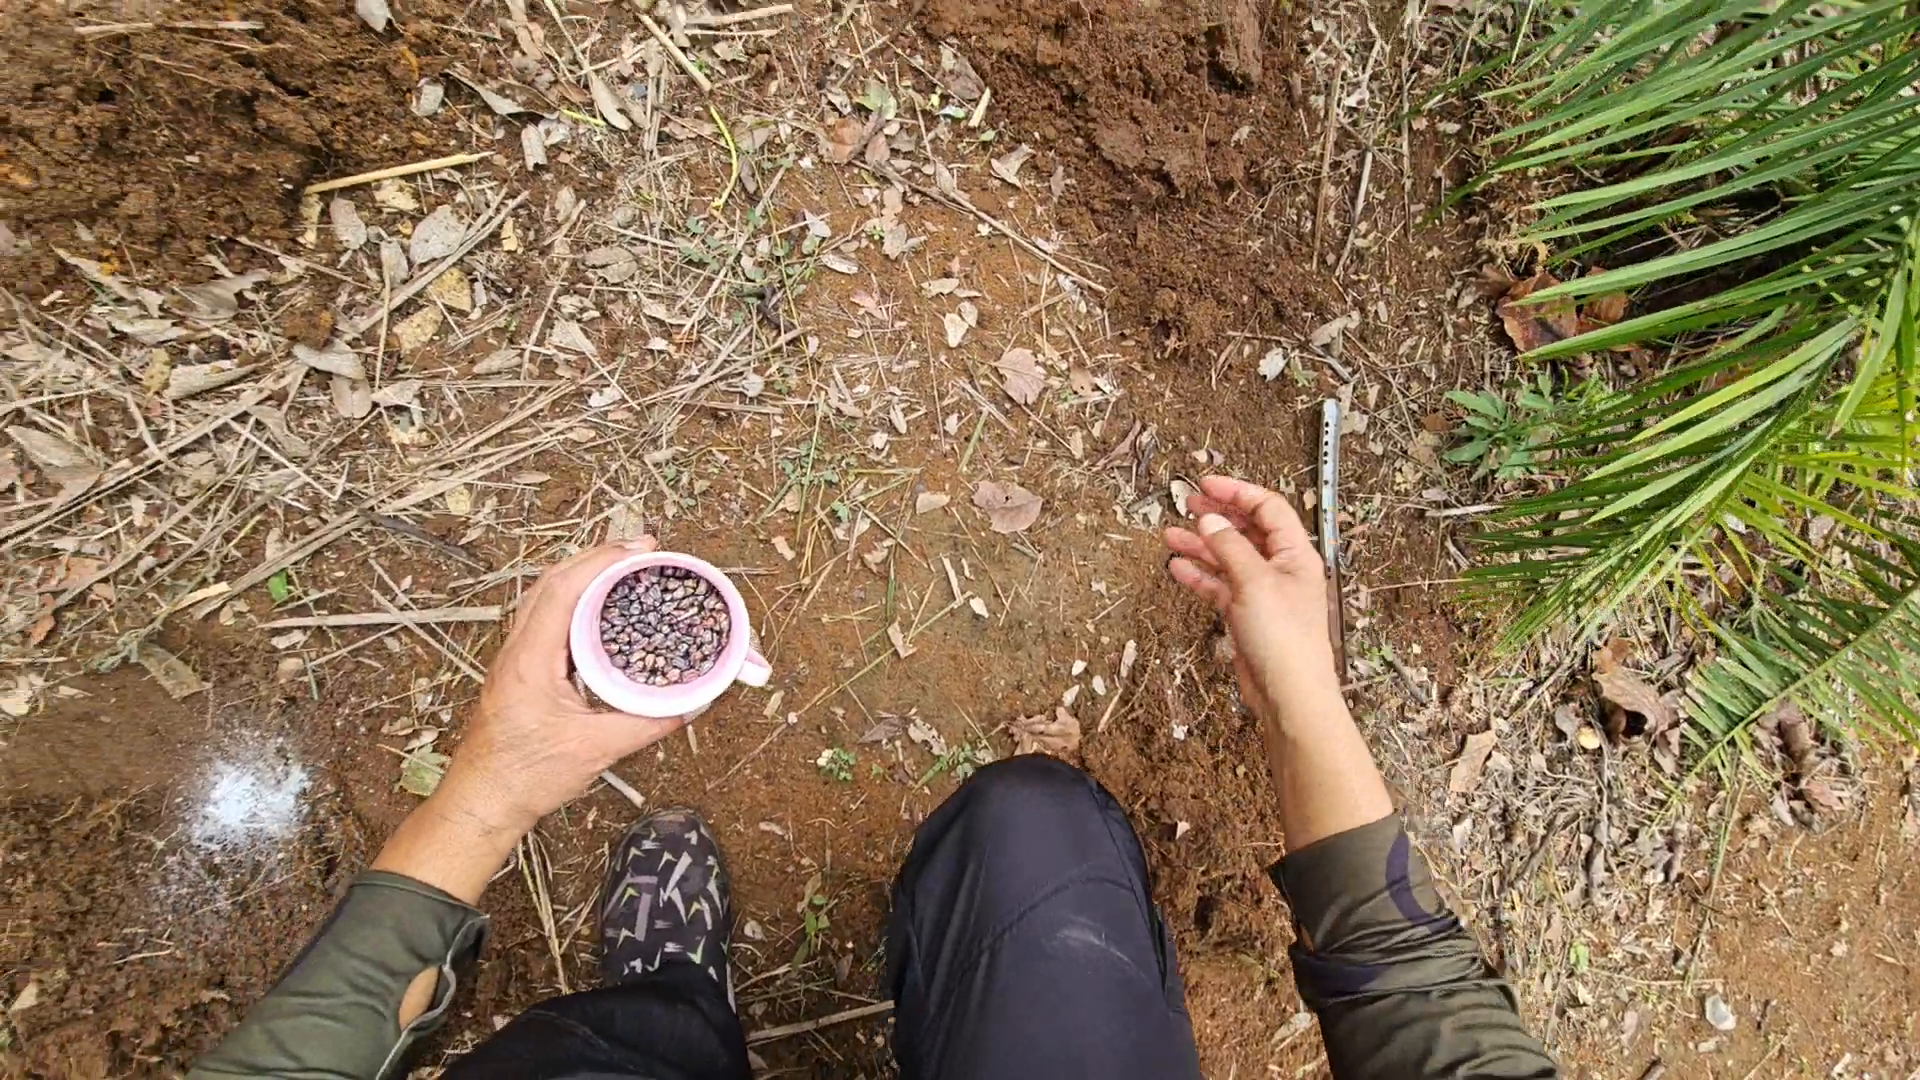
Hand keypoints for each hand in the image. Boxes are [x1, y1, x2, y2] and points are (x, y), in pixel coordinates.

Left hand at [434, 538, 687, 832]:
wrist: (480, 804)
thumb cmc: (527, 777)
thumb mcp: (598, 749)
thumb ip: (651, 723)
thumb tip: (696, 703)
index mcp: (532, 660)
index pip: (563, 591)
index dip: (603, 562)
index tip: (641, 549)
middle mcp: (518, 649)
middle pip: (552, 581)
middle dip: (598, 556)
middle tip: (642, 548)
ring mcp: (516, 657)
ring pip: (545, 595)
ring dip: (584, 572)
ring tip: (624, 565)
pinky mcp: (521, 668)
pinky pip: (547, 616)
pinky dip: (575, 597)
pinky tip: (600, 604)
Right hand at [1163, 476, 1341, 729]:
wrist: (1287, 691)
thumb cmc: (1283, 637)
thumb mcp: (1254, 581)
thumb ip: (1229, 545)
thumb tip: (1209, 517)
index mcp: (1294, 553)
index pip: (1267, 508)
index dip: (1237, 492)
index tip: (1206, 484)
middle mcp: (1280, 568)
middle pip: (1246, 530)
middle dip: (1217, 515)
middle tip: (1187, 503)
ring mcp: (1261, 590)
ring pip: (1227, 557)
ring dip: (1200, 544)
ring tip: (1170, 534)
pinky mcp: (1245, 613)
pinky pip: (1218, 585)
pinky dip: (1198, 575)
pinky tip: (1177, 567)